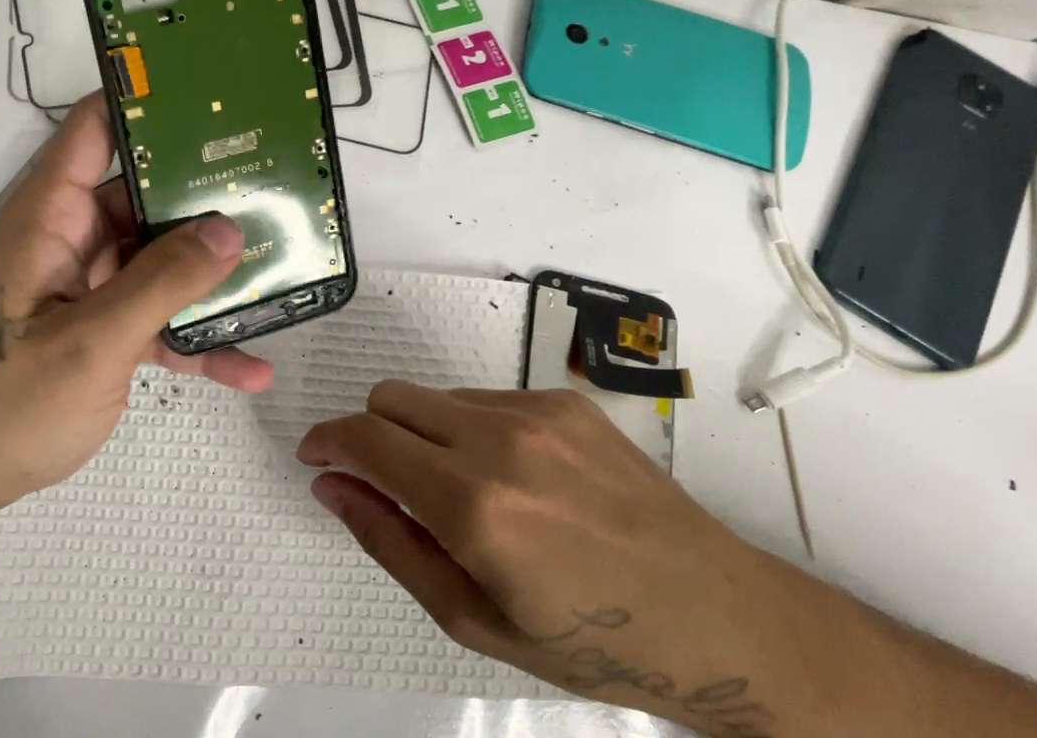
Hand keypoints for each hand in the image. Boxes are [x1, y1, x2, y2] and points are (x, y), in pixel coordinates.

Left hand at [0, 95, 273, 524]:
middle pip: (142, 197)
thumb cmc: (3, 402)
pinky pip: (152, 321)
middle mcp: (68, 241)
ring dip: (211, 274)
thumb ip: (162, 284)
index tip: (211, 88)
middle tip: (280, 181)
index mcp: (51, 218)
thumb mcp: (91, 342)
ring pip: (156, 261)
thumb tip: (229, 229)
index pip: (93, 130)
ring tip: (284, 270)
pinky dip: (192, 339)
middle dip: (205, 193)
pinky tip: (249, 370)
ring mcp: (83, 289)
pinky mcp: (94, 334)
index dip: (143, 100)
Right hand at [299, 384, 807, 735]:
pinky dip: (469, 428)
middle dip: (368, 434)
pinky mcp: (568, 402)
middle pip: (388, 397)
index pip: (364, 437)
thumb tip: (330, 486)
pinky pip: (483, 397)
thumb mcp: (471, 617)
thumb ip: (388, 542)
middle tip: (385, 485)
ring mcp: (538, 413)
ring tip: (461, 491)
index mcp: (472, 504)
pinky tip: (512, 478)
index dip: (325, 441)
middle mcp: (500, 440)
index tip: (316, 459)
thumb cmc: (590, 641)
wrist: (720, 619)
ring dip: (420, 432)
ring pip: (434, 395)